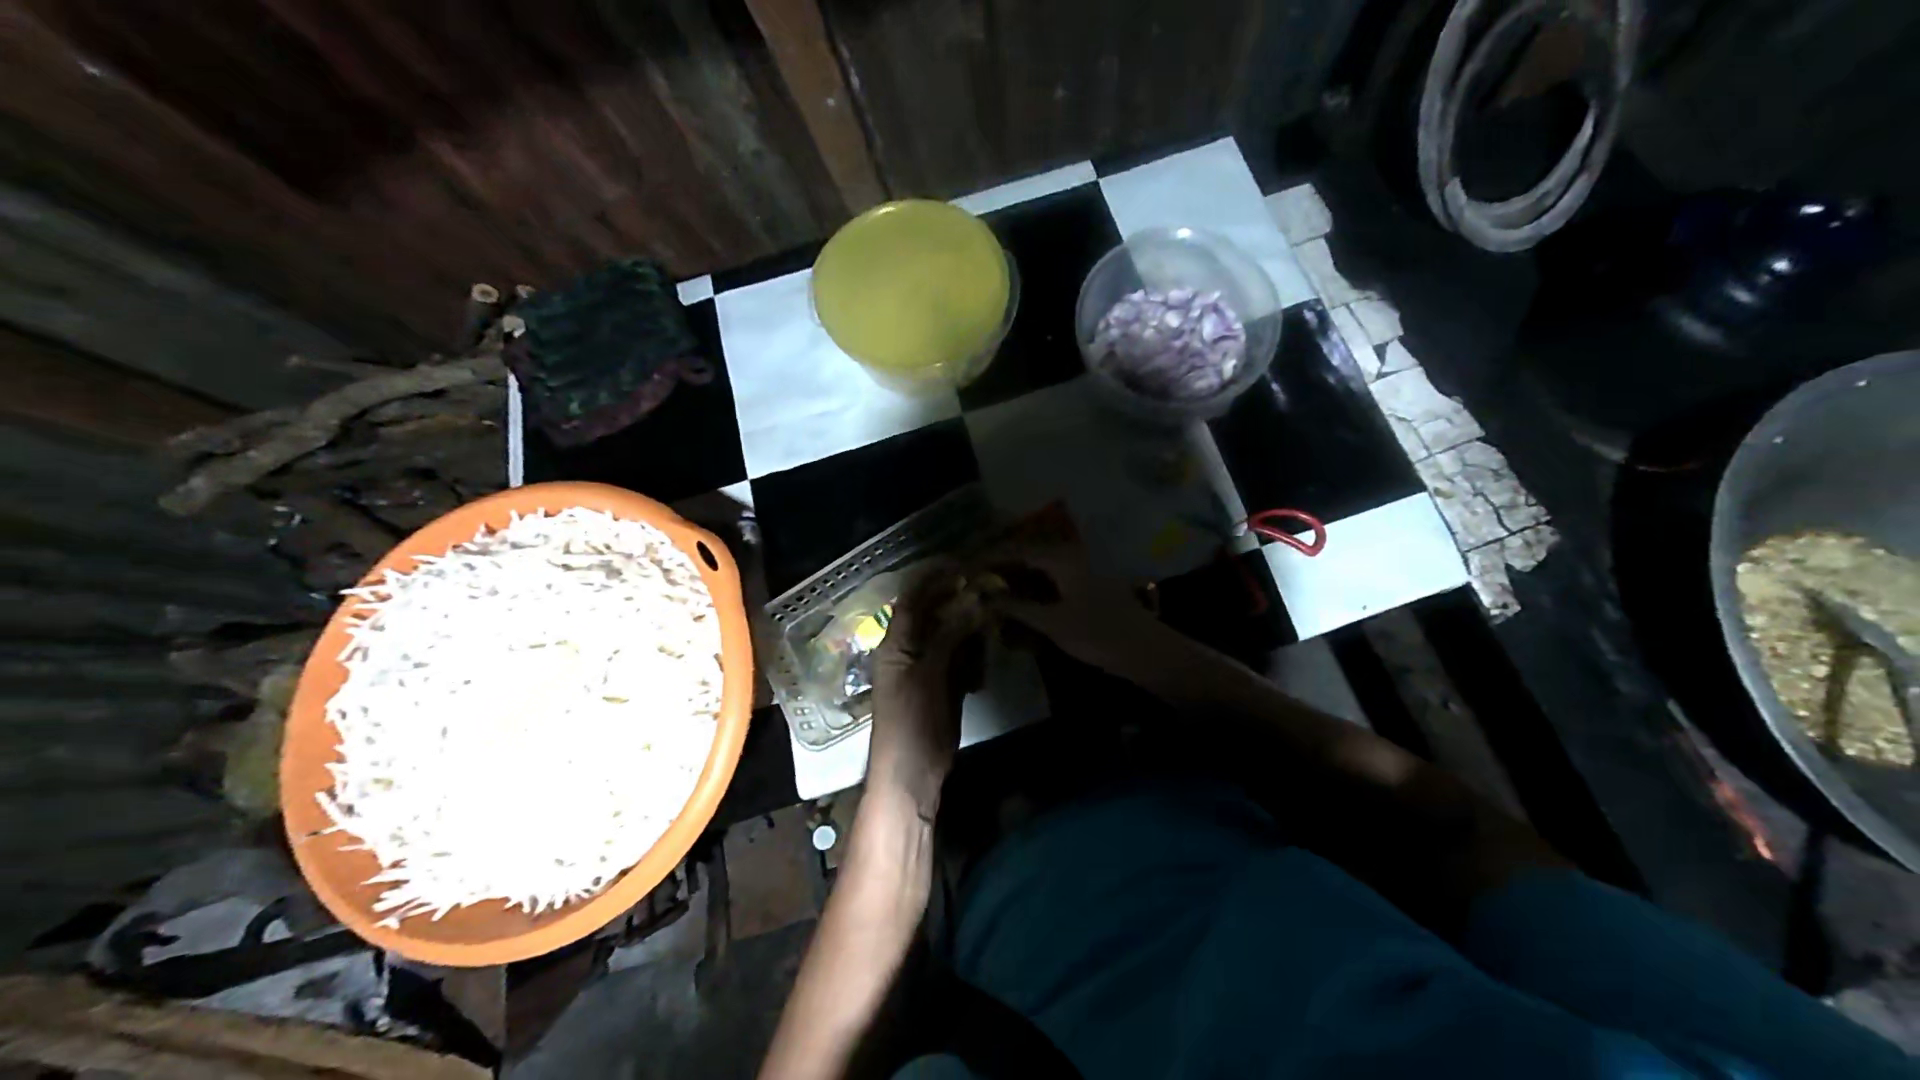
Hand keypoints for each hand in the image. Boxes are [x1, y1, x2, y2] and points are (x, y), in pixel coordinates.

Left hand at [866, 566, 985, 817]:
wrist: (911, 775)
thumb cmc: (912, 723)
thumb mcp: (929, 675)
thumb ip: (950, 635)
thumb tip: (973, 598)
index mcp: (895, 645)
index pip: (913, 600)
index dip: (934, 579)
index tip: (963, 564)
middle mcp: (909, 652)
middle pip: (936, 617)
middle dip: (960, 607)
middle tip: (990, 596)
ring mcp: (927, 672)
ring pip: (953, 640)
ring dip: (970, 638)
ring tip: (987, 640)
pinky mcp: (943, 690)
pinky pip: (961, 664)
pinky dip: (972, 665)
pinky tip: (979, 680)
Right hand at [980, 536, 1164, 673]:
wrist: (1146, 650)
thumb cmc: (1097, 634)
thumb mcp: (1052, 623)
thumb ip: (1017, 608)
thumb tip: (985, 598)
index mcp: (1062, 557)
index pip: (1016, 550)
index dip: (989, 557)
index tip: (965, 567)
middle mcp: (1072, 554)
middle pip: (1028, 553)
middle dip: (1001, 563)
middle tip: (974, 577)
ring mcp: (1083, 567)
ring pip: (1041, 565)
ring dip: (1017, 574)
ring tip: (991, 587)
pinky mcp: (1089, 583)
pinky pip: (1053, 575)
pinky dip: (1034, 583)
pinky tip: (1021, 597)